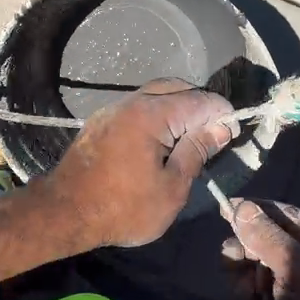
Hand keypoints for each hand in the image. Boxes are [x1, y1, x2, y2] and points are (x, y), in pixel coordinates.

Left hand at [35, 80, 236, 247]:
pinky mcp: (101, 122)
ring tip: (192, 136)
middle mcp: (131, 102)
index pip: (199, 100)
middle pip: (175, 87)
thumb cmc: (123, 207)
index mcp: (152, 114)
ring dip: (177, 107)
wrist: (65, 212)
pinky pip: (137, 107)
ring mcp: (113, 110)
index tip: (234, 131)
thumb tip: (220, 127)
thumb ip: (197, 151)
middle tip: (215, 131)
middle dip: (200, 103)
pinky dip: (157, 114)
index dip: (222, 112)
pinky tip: (163, 138)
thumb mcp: (172, 187)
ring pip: (154, 94)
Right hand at [221, 199, 299, 299]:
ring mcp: (289, 290)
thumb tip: (241, 205)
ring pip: (250, 273)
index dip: (250, 210)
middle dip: (243, 254)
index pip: (276, 212)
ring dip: (246, 286)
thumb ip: (267, 236)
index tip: (222, 212)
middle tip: (235, 266)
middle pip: (256, 242)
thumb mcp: (299, 269)